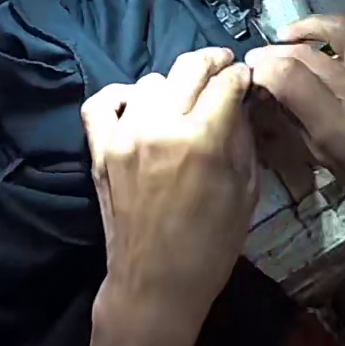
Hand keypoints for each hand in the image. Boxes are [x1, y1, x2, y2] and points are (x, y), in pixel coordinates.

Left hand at [81, 48, 257, 345]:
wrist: (155, 283)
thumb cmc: (211, 244)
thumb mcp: (245, 190)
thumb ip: (242, 137)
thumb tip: (239, 100)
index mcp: (202, 139)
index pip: (225, 83)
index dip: (240, 74)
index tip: (245, 76)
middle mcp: (160, 126)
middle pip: (188, 67)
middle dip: (212, 62)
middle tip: (222, 69)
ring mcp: (124, 135)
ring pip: (150, 81)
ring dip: (173, 85)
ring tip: (183, 100)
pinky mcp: (99, 149)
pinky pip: (101, 102)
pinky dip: (121, 97)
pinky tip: (138, 105)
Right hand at [245, 0, 344, 223]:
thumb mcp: (323, 159)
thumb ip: (291, 119)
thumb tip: (264, 84)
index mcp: (340, 125)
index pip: (289, 78)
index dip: (263, 68)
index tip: (252, 70)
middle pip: (308, 54)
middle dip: (276, 52)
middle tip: (263, 58)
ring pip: (340, 28)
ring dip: (308, 26)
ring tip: (290, 35)